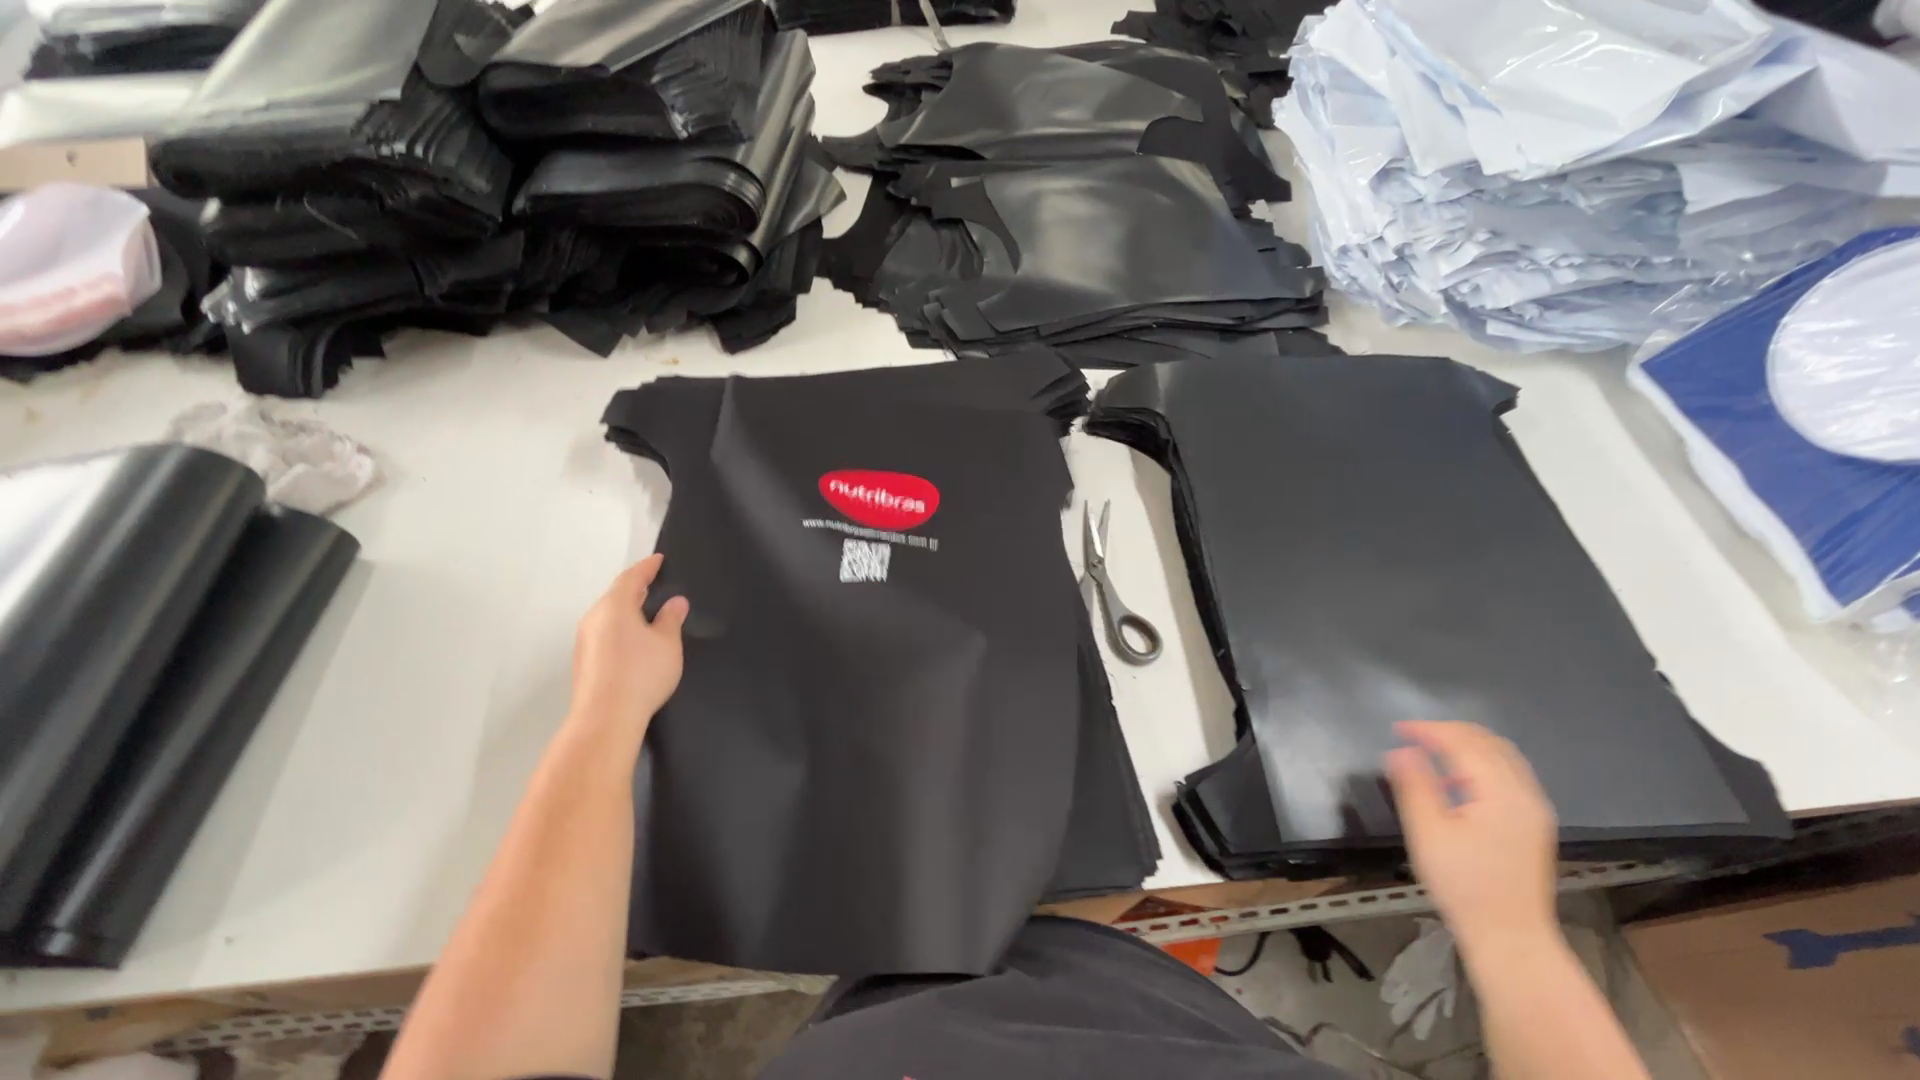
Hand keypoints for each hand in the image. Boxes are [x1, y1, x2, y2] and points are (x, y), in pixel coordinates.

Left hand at [567, 555, 689, 744]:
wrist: (605, 718)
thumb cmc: (641, 673)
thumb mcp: (667, 643)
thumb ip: (671, 619)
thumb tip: (674, 602)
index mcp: (614, 607)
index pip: (631, 578)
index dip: (647, 567)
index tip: (659, 560)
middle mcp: (594, 618)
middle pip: (615, 596)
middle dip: (635, 589)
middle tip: (655, 586)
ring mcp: (584, 641)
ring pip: (608, 617)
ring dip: (626, 611)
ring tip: (647, 614)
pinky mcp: (584, 662)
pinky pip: (604, 634)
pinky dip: (620, 630)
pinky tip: (633, 642)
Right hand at [1385, 721, 1558, 954]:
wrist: (1510, 936)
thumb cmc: (1464, 885)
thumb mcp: (1428, 833)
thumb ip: (1415, 786)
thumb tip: (1401, 750)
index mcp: (1501, 792)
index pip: (1464, 742)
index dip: (1429, 730)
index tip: (1397, 729)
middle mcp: (1525, 793)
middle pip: (1489, 742)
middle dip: (1450, 732)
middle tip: (1414, 735)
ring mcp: (1535, 809)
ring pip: (1503, 757)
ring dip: (1467, 746)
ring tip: (1433, 752)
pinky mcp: (1535, 824)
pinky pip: (1510, 775)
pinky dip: (1482, 764)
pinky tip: (1459, 783)